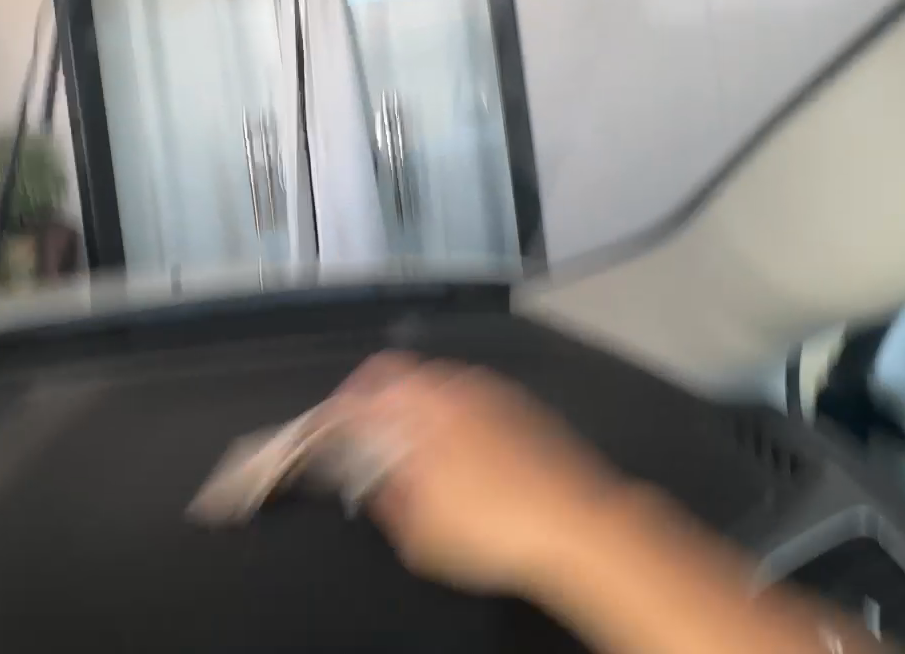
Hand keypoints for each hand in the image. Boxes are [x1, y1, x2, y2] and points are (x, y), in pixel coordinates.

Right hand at [330, 352, 633, 595]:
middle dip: (371, 395)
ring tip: (412, 439)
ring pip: (432, 377)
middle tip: (365, 429)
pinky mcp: (514, 398)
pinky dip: (449, 406)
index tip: (325, 431)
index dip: (333, 413)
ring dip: (412, 399)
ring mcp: (484, 386)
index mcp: (414, 411)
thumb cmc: (494, 528)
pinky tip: (460, 443)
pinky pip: (466, 389)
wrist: (579, 522)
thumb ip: (387, 500)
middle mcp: (445, 385)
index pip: (355, 396)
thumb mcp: (422, 534)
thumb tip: (372, 485)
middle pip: (392, 371)